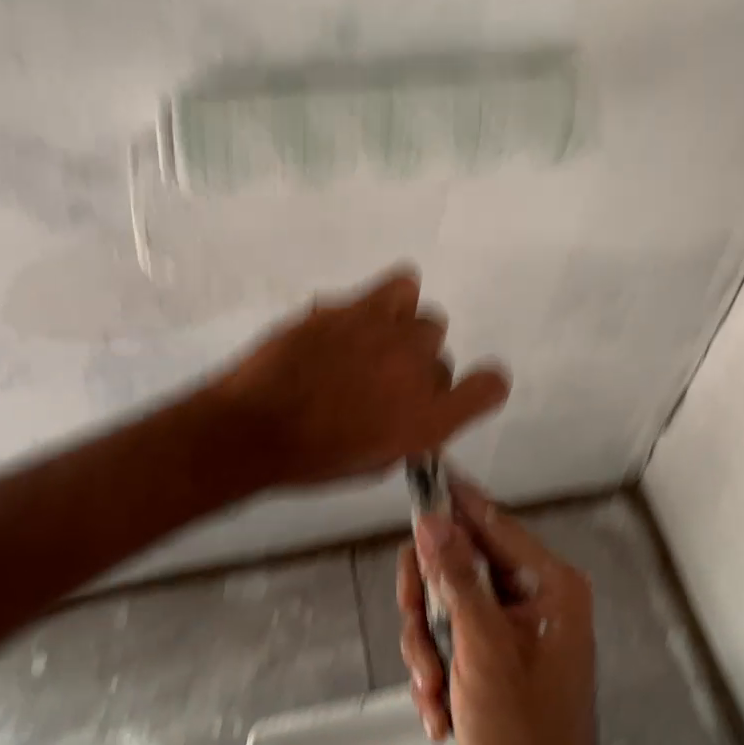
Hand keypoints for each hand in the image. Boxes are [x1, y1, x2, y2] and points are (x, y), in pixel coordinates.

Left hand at [208, 266, 510, 487]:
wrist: (253, 427)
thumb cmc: (310, 458)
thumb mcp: (375, 461)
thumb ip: (409, 430)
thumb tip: (413, 405)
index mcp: (429, 421)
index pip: (490, 386)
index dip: (480, 386)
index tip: (459, 391)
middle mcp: (421, 372)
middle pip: (440, 354)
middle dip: (416, 367)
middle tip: (378, 380)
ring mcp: (392, 334)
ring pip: (424, 319)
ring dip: (402, 333)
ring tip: (367, 345)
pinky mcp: (361, 306)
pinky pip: (403, 283)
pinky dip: (392, 297)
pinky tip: (364, 314)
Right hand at [399, 478, 596, 744]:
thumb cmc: (528, 736)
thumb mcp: (484, 649)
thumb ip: (455, 580)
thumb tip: (433, 523)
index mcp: (549, 586)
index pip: (492, 522)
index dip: (454, 500)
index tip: (426, 473)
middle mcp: (534, 600)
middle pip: (458, 566)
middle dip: (430, 608)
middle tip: (421, 634)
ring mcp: (514, 631)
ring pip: (445, 606)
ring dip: (429, 650)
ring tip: (437, 687)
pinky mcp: (496, 657)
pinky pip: (448, 638)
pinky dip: (436, 672)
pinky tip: (443, 705)